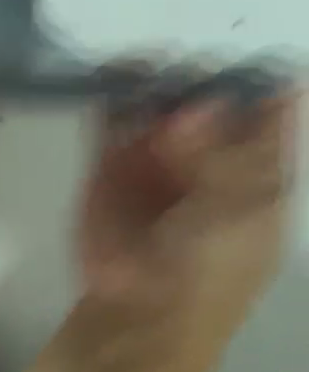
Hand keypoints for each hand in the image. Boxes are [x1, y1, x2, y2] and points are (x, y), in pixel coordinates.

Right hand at [78, 85, 296, 336]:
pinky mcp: (104, 164)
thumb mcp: (237, 213)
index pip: (268, 95)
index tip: (223, 67)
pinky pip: (107, 125)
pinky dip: (104, 104)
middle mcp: (209, 144)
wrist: (140, 306)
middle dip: (189, 75)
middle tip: (168, 72)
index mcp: (262, 152)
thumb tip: (195, 107)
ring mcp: (154, 153)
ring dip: (143, 80)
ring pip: (153, 102)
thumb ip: (221, 159)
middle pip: (204, 91)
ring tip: (130, 65)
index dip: (249, 75)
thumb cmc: (212, 265)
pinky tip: (103, 83)